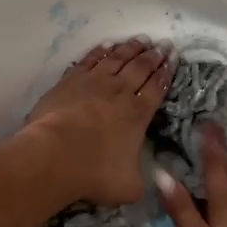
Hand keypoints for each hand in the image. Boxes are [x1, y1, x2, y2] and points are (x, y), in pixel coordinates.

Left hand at [24, 39, 173, 205]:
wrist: (54, 155)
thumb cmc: (94, 172)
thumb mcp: (129, 187)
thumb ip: (139, 180)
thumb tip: (143, 180)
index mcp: (138, 115)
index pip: (157, 88)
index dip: (166, 73)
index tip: (173, 58)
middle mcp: (119, 93)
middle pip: (140, 68)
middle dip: (153, 56)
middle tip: (162, 44)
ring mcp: (93, 83)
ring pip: (116, 59)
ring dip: (130, 48)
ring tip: (140, 40)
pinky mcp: (69, 81)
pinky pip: (89, 60)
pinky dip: (100, 51)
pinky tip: (106, 45)